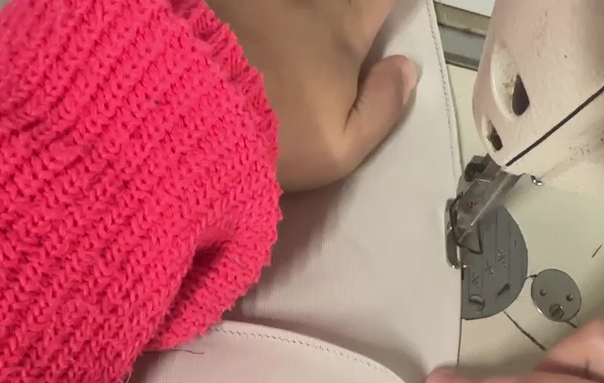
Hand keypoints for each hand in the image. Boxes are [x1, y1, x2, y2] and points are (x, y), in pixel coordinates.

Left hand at [209, 0, 417, 191]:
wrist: (197, 116)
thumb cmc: (280, 138)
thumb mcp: (343, 147)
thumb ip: (382, 109)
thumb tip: (406, 69)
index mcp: (343, 31)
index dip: (391, 2)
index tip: (391, 10)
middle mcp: (307, 2)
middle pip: (337, 1)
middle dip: (342, 12)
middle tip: (339, 30)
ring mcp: (261, 1)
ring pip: (292, 7)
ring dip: (296, 17)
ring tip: (292, 45)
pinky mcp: (225, 8)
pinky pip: (253, 11)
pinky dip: (257, 20)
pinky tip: (252, 40)